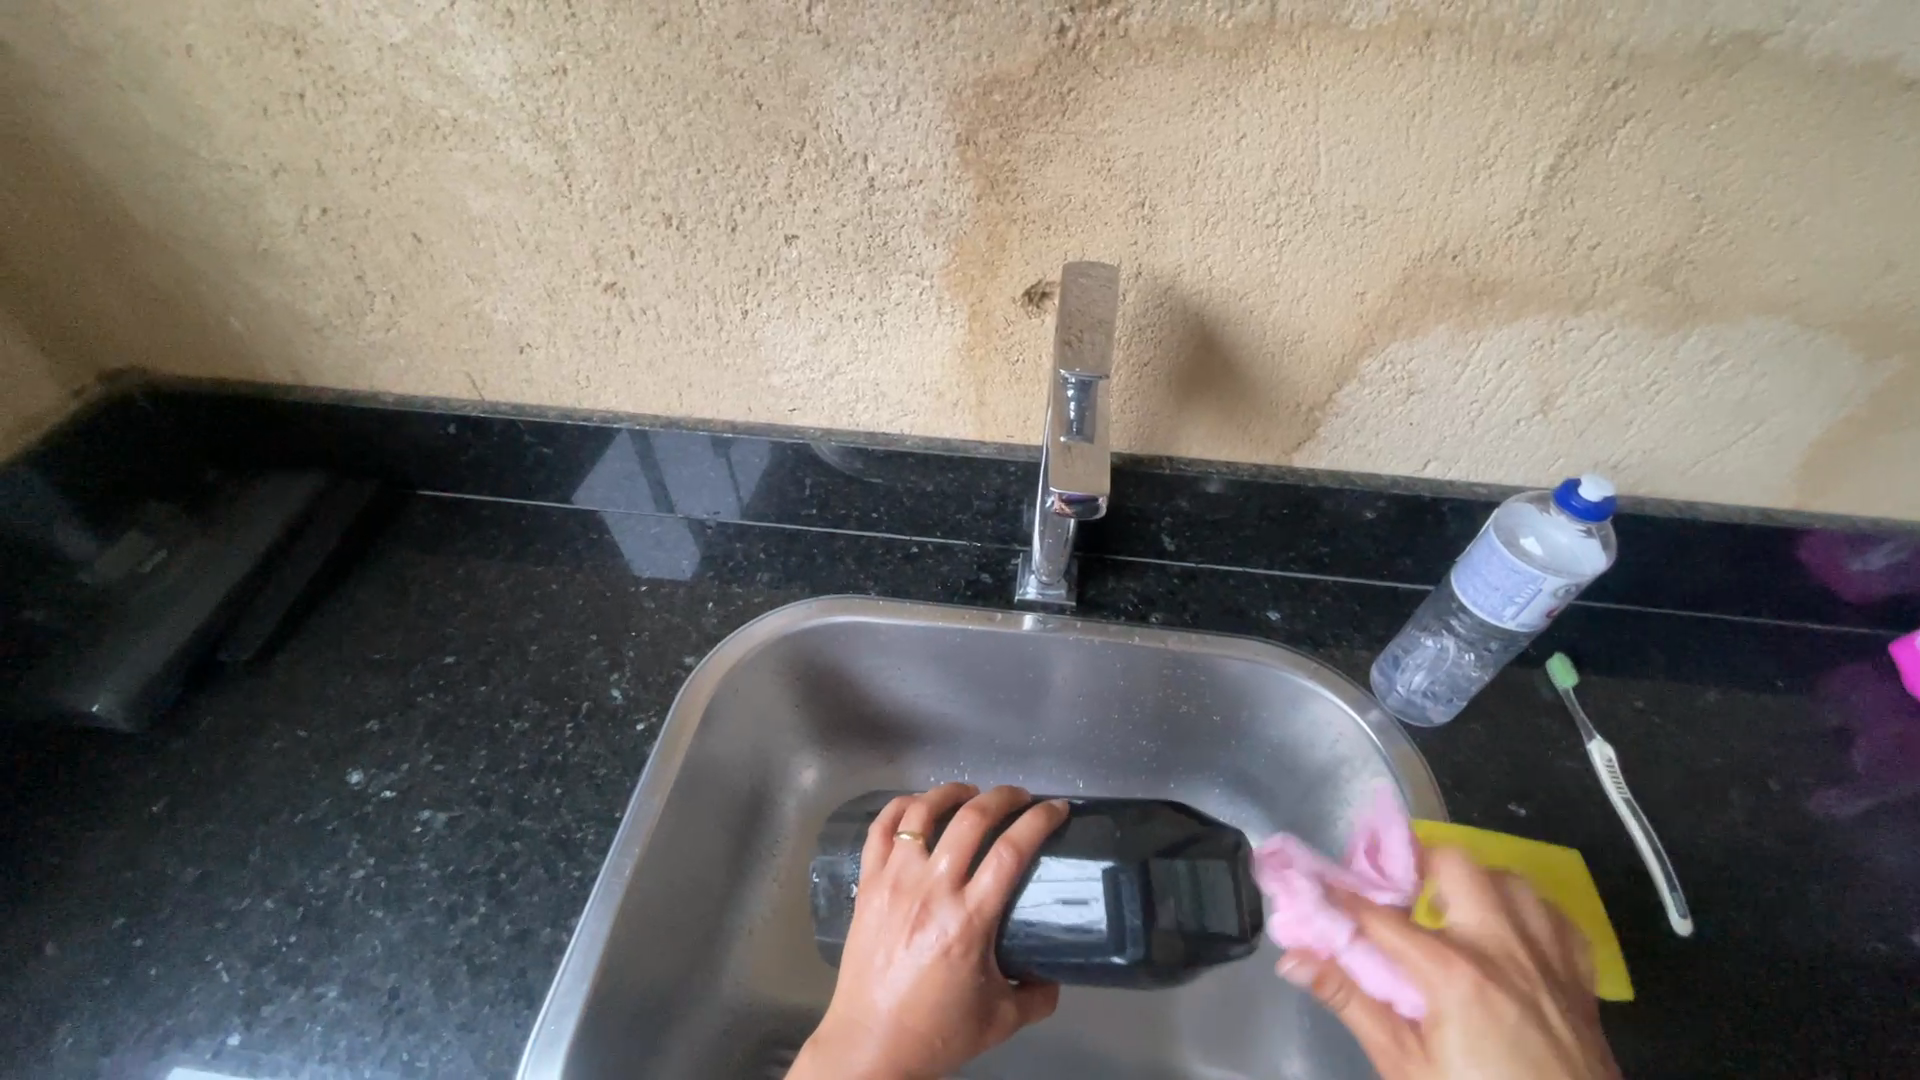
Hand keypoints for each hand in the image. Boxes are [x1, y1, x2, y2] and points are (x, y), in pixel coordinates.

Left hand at [788, 783, 1070, 1079]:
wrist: (869, 1047)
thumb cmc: (936, 1033)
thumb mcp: (1001, 1020)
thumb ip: (1037, 995)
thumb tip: (1056, 973)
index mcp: (969, 919)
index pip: (1012, 850)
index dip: (1039, 820)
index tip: (1056, 808)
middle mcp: (932, 889)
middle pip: (972, 818)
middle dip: (1004, 796)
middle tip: (1020, 797)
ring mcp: (895, 881)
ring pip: (922, 813)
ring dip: (952, 792)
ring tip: (970, 793)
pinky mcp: (867, 884)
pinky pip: (880, 829)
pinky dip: (901, 806)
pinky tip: (918, 804)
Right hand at [1277, 848, 1621, 1079]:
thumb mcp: (1405, 1065)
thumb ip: (1350, 1002)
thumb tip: (1292, 959)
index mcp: (1454, 973)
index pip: (1379, 915)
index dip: (1341, 895)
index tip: (1317, 883)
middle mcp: (1503, 951)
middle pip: (1454, 864)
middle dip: (1416, 864)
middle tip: (1393, 888)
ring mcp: (1548, 962)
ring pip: (1509, 881)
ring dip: (1474, 886)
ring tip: (1449, 909)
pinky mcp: (1580, 982)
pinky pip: (1554, 918)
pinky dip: (1526, 914)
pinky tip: (1505, 933)